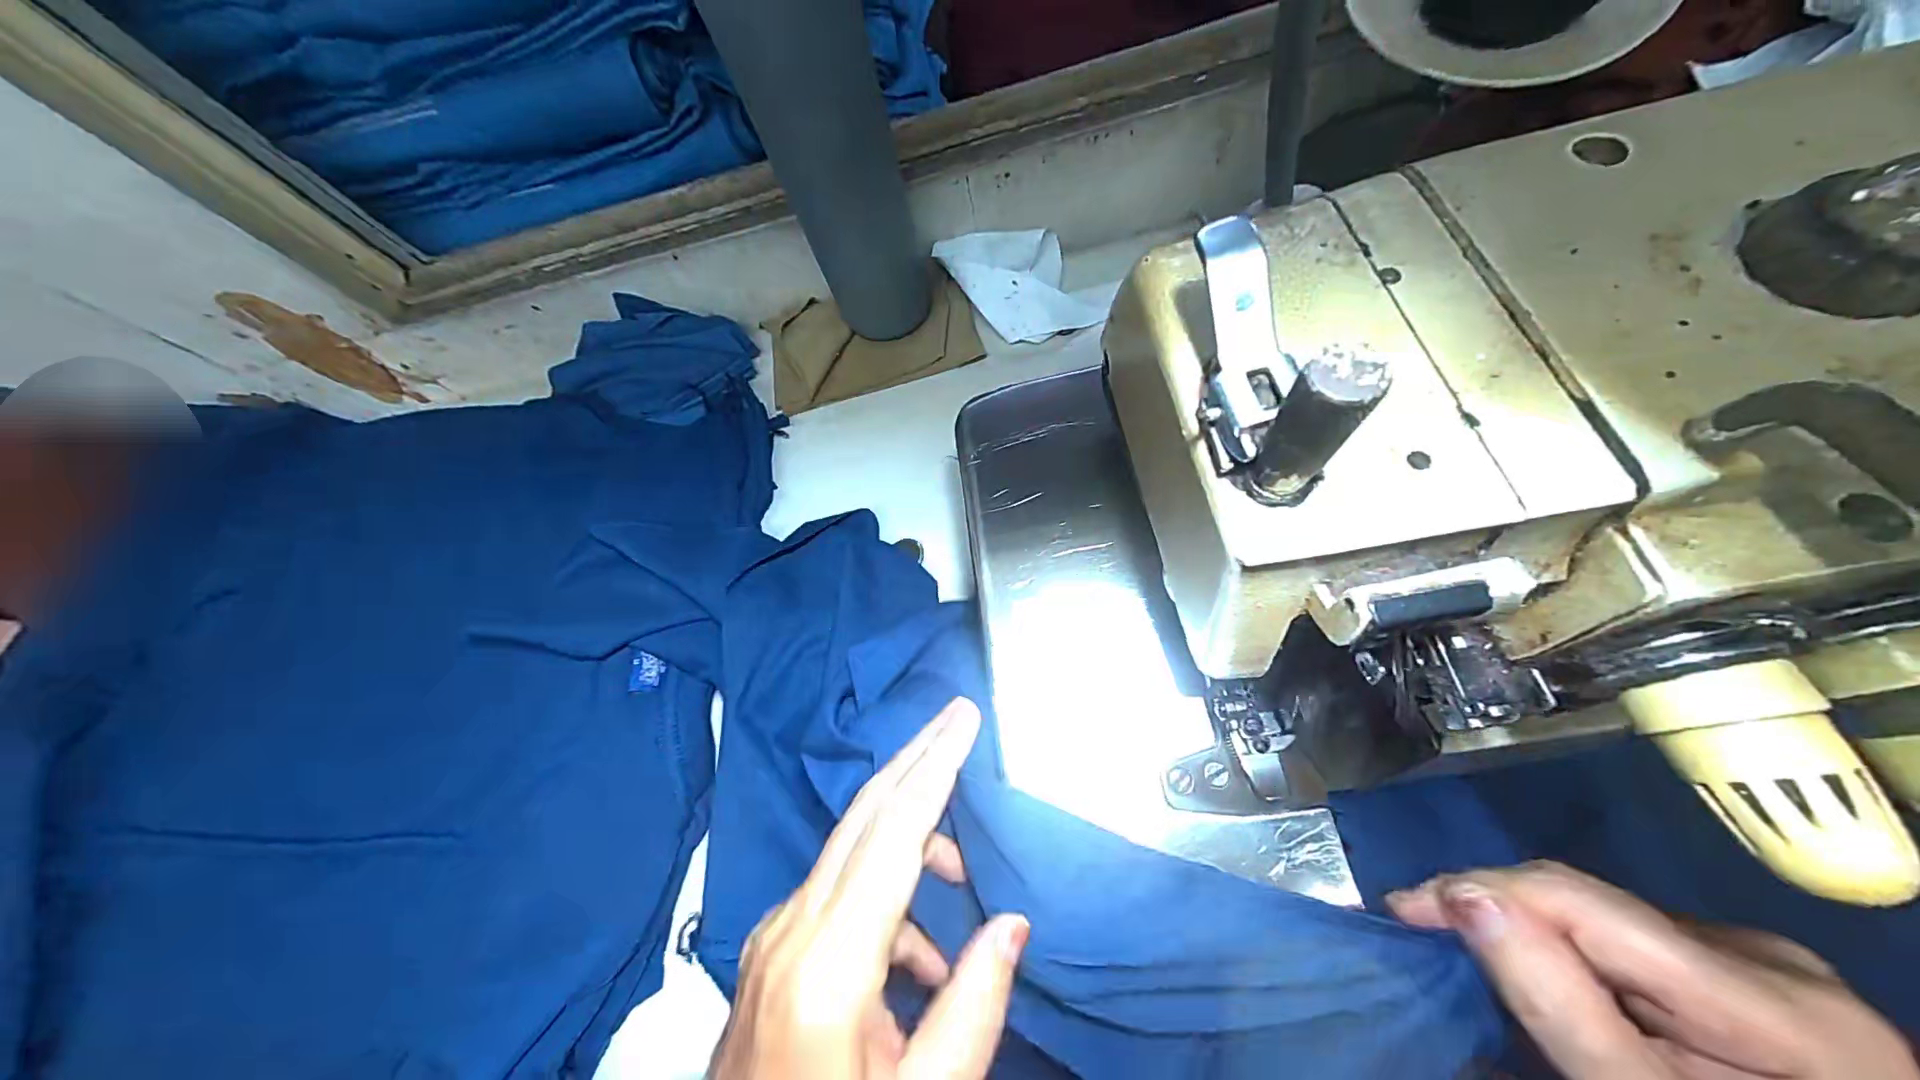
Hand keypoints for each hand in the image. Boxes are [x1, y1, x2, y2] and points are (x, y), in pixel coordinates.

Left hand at [709, 698, 1028, 1079]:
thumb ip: (972, 1008)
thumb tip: (1011, 925)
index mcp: (828, 964)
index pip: (894, 832)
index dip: (935, 767)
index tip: (962, 717)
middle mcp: (791, 929)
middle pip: (863, 814)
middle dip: (916, 760)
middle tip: (957, 720)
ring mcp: (773, 936)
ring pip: (851, 848)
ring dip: (909, 841)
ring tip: (962, 879)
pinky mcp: (771, 950)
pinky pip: (837, 892)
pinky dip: (886, 896)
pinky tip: (918, 958)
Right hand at [1388, 861, 1917, 1079]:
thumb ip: (1560, 1006)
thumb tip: (1464, 896)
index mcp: (1769, 1001)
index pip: (1577, 899)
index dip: (1478, 889)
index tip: (1402, 910)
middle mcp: (1770, 959)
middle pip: (1588, 905)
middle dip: (1498, 911)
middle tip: (1422, 929)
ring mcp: (1766, 965)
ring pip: (1602, 918)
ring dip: (1529, 929)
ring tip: (1472, 947)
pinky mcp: (1751, 977)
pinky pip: (1629, 940)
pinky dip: (1571, 950)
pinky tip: (1549, 972)